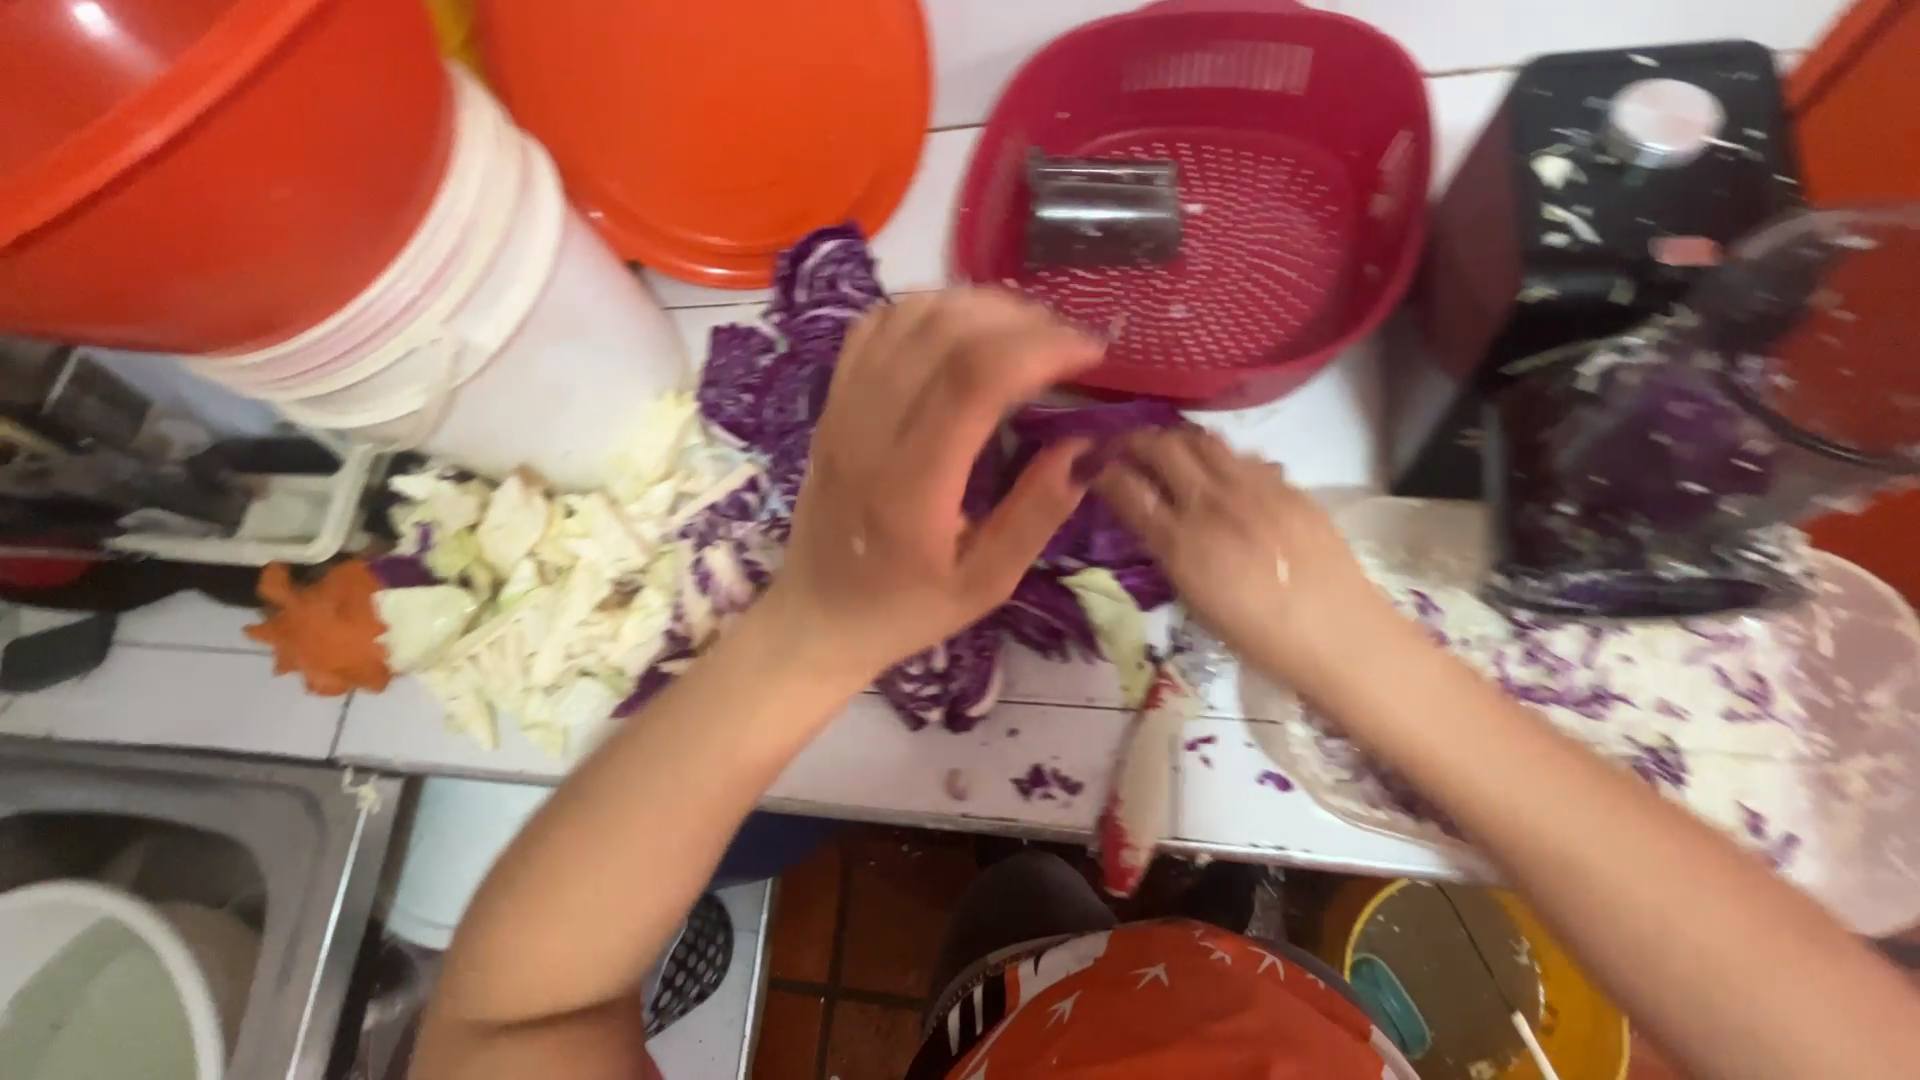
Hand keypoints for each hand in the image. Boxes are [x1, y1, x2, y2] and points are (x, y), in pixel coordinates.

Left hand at [761, 288, 1105, 680]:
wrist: (818, 617)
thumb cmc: (906, 611)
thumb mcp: (987, 583)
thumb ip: (1037, 512)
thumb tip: (1086, 443)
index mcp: (911, 488)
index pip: (974, 380)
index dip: (1040, 348)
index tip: (1091, 352)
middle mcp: (867, 434)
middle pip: (944, 333)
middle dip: (1020, 319)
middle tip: (1066, 340)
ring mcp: (841, 412)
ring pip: (908, 317)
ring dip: (976, 306)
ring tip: (1025, 329)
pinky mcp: (830, 404)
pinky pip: (875, 328)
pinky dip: (927, 310)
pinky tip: (963, 329)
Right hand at [1093, 429, 1397, 696]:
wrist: (1336, 634)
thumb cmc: (1258, 636)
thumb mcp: (1195, 598)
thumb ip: (1170, 551)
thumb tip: (1156, 520)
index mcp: (1181, 543)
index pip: (1125, 488)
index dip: (1102, 472)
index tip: (1094, 470)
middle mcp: (1211, 504)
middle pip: (1160, 447)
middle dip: (1133, 441)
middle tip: (1124, 449)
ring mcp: (1253, 488)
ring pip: (1202, 439)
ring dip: (1176, 439)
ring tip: (1169, 450)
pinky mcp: (1286, 486)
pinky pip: (1243, 455)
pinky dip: (1220, 457)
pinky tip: (1223, 474)